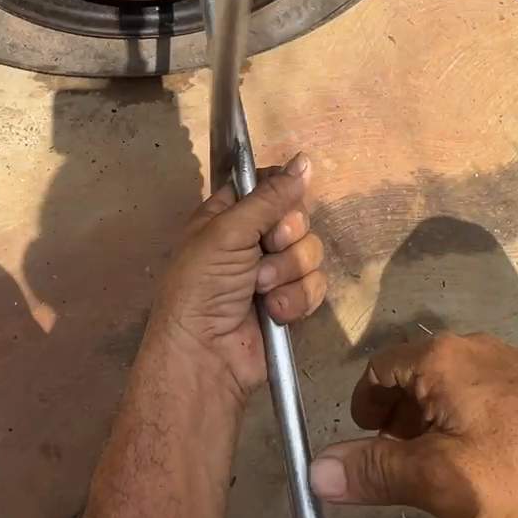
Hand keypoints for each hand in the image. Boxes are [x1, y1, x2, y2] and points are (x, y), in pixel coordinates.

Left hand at [145, 152, 327, 400]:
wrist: (206, 356)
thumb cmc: (202, 285)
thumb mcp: (228, 231)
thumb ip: (269, 197)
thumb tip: (305, 160)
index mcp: (228, 214)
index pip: (269, 185)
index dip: (280, 191)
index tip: (279, 202)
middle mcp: (252, 238)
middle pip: (296, 216)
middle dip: (285, 237)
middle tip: (265, 250)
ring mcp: (273, 271)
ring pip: (310, 251)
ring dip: (287, 272)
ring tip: (261, 290)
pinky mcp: (291, 301)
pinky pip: (315, 284)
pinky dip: (296, 299)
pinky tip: (275, 312)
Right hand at [311, 334, 517, 517]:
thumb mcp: (442, 480)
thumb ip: (378, 470)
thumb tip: (318, 468)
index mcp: (444, 356)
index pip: (382, 365)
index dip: (365, 401)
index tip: (361, 434)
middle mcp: (477, 348)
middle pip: (418, 371)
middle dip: (398, 412)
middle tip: (390, 454)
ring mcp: (516, 367)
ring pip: (455, 385)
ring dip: (433, 419)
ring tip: (432, 462)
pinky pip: (487, 397)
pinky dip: (467, 422)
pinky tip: (483, 463)